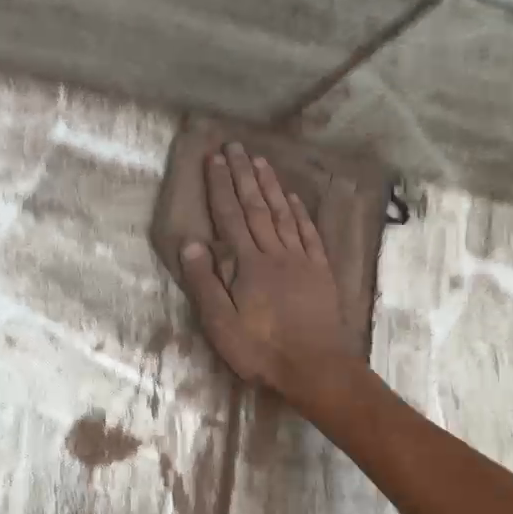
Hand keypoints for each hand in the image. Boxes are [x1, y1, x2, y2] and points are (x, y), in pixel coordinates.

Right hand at [179, 142, 362, 403]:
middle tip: (234, 146)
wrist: (316, 367)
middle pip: (256, 206)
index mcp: (248, 264)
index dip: (219, 186)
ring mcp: (301, 260)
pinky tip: (294, 198)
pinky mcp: (320, 272)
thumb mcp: (221, 325)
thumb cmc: (261, 351)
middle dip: (243, 175)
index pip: (229, 217)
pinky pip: (308, 233)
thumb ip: (206, 283)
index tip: (213, 159)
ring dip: (270, 185)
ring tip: (260, 161)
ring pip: (283, 213)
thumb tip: (192, 243)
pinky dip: (299, 212)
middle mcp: (275, 253)